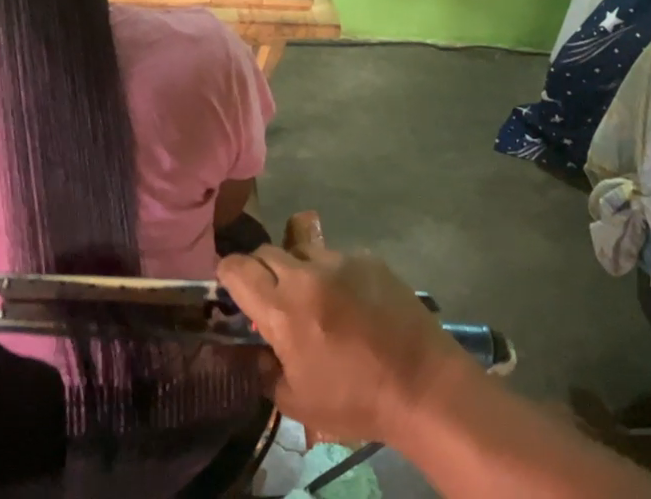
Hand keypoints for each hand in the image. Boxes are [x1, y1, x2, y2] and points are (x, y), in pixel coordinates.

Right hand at [217, 213, 479, 444]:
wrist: (422, 385)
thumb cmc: (355, 400)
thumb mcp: (296, 401)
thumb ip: (263, 369)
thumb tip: (253, 348)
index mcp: (282, 310)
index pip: (237, 268)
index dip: (228, 275)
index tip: (233, 288)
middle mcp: (307, 275)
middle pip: (265, 251)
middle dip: (260, 270)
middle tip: (271, 296)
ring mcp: (341, 261)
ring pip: (302, 248)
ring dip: (297, 268)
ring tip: (313, 296)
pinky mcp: (370, 259)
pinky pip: (338, 257)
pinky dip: (334, 273)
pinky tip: (350, 301)